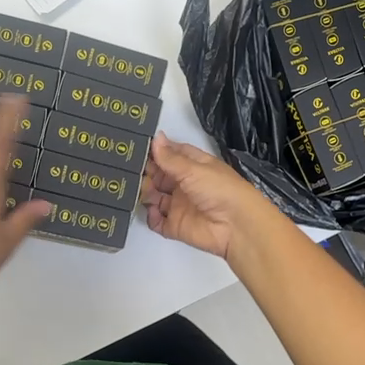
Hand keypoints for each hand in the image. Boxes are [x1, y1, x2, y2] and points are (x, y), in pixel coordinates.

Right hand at [141, 133, 281, 258]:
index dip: (155, 151)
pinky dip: (151, 217)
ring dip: (144, 193)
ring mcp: (179, 206)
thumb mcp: (194, 169)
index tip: (136, 146)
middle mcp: (184, 185)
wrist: (235, 225)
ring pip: (154, 198)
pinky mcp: (175, 226)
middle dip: (145, 173)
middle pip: (159, 176)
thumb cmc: (220, 190)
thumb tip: (155, 138)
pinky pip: (157, 222)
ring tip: (137, 188)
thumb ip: (170, 158)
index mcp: (193, 166)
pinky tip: (152, 210)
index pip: (170, 155)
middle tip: (129, 169)